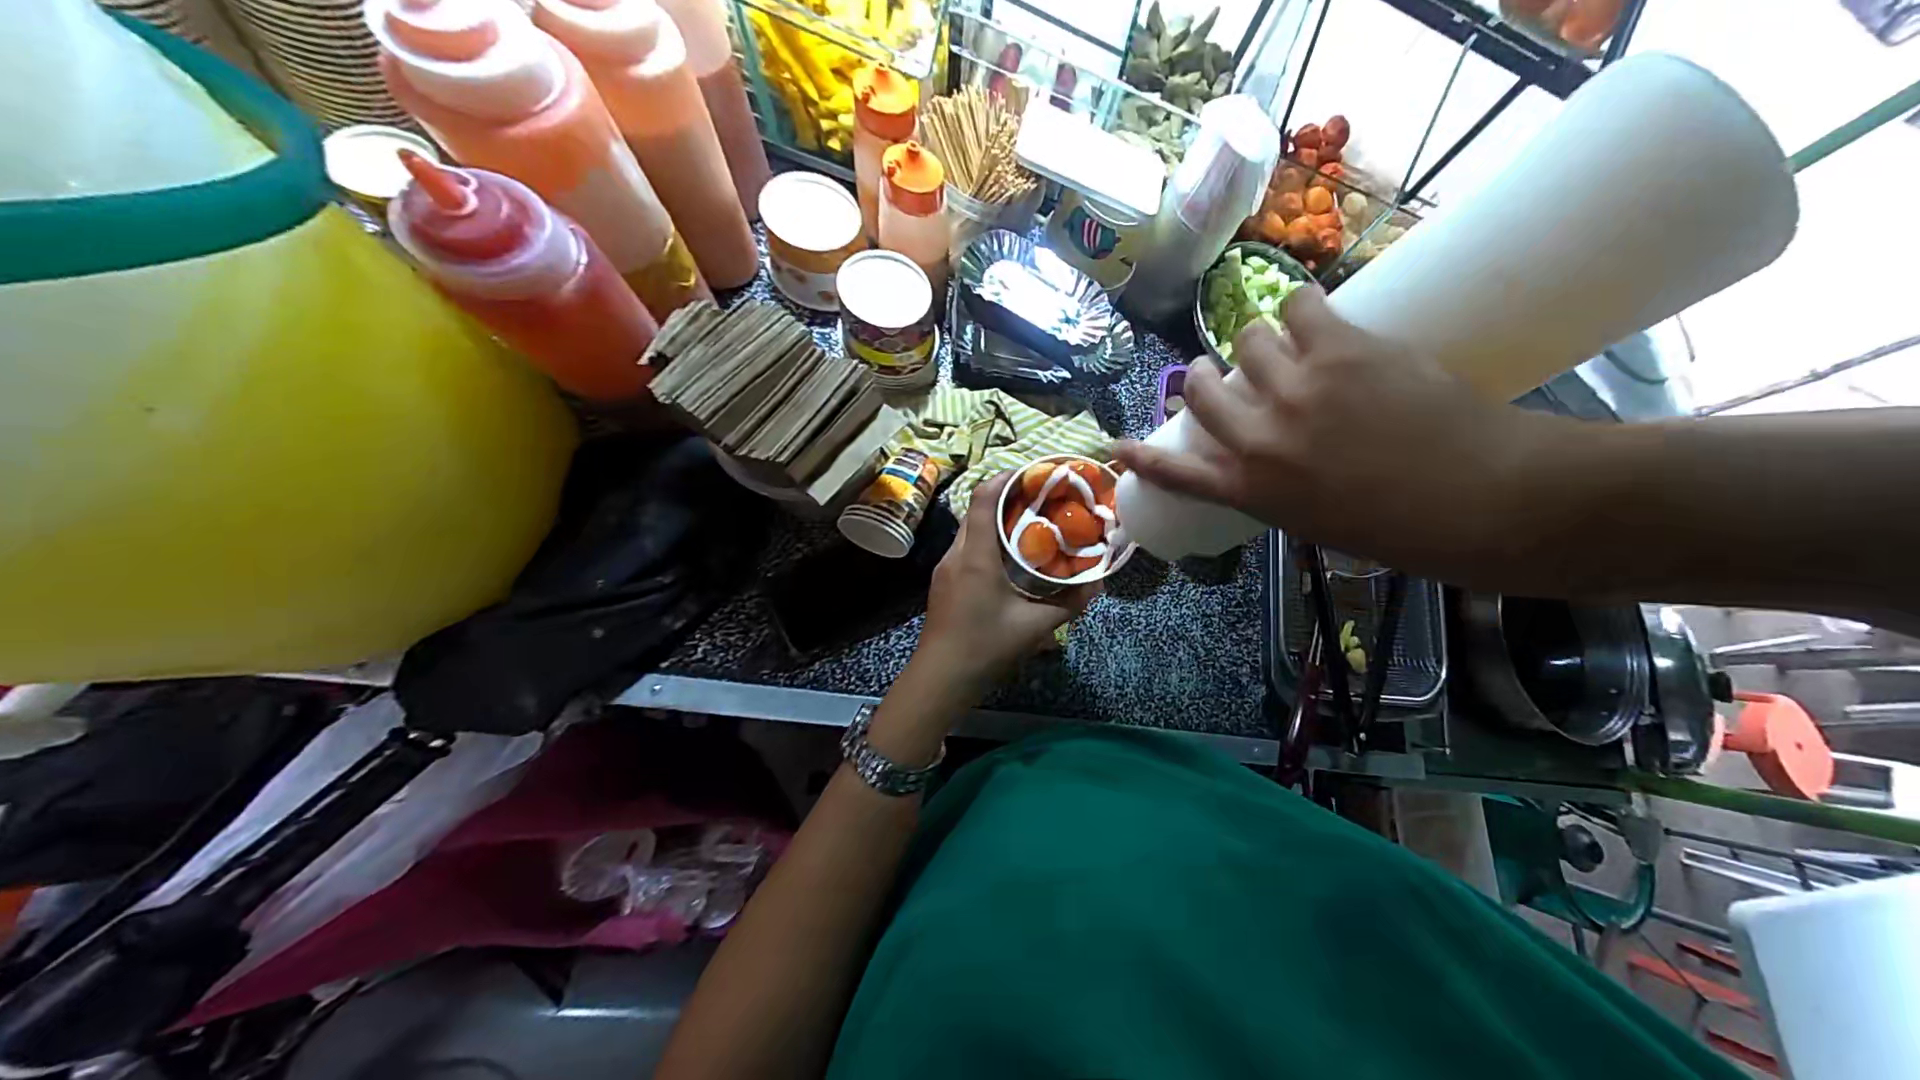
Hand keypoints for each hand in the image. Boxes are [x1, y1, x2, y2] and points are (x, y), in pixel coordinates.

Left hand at [916, 470, 1098, 692]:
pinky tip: (1010, 556)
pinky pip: (967, 546)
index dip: (1007, 477)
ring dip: (997, 519)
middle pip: (978, 509)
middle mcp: (956, 553)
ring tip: (1031, 523)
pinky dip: (988, 539)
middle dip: (1008, 497)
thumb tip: (1097, 584)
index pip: (984, 498)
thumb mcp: (1035, 627)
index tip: (1034, 473)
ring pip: (971, 528)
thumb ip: (1069, 603)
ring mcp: (946, 567)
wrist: (940, 677)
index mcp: (975, 555)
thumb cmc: (985, 647)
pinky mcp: (944, 581)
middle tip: (1042, 499)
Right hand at [1113, 286, 1567, 585]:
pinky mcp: (1339, 350)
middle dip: (1203, 375)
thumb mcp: (1314, 520)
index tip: (1119, 446)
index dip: (1143, 457)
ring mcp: (1295, 390)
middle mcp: (1258, 437)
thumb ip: (1277, 484)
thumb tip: (1271, 446)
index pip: (1176, 471)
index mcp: (1251, 489)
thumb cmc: (1401, 528)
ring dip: (1260, 340)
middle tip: (1222, 369)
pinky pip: (1302, 305)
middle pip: (1201, 387)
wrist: (1483, 499)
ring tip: (1286, 342)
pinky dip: (1304, 305)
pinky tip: (1316, 312)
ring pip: (1249, 339)